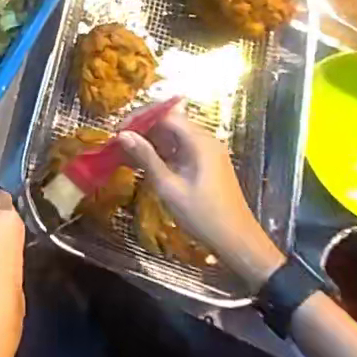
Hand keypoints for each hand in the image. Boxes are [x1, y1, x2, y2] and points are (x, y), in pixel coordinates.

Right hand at [116, 112, 284, 286]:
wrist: (238, 242)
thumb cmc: (203, 216)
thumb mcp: (169, 187)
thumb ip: (146, 157)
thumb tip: (123, 135)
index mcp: (199, 142)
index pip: (165, 114)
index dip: (140, 118)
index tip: (119, 130)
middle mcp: (206, 140)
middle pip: (170, 121)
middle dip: (144, 128)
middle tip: (120, 141)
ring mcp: (209, 151)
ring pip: (175, 134)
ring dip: (152, 140)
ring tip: (128, 151)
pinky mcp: (209, 163)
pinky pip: (182, 147)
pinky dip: (164, 151)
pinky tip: (147, 162)